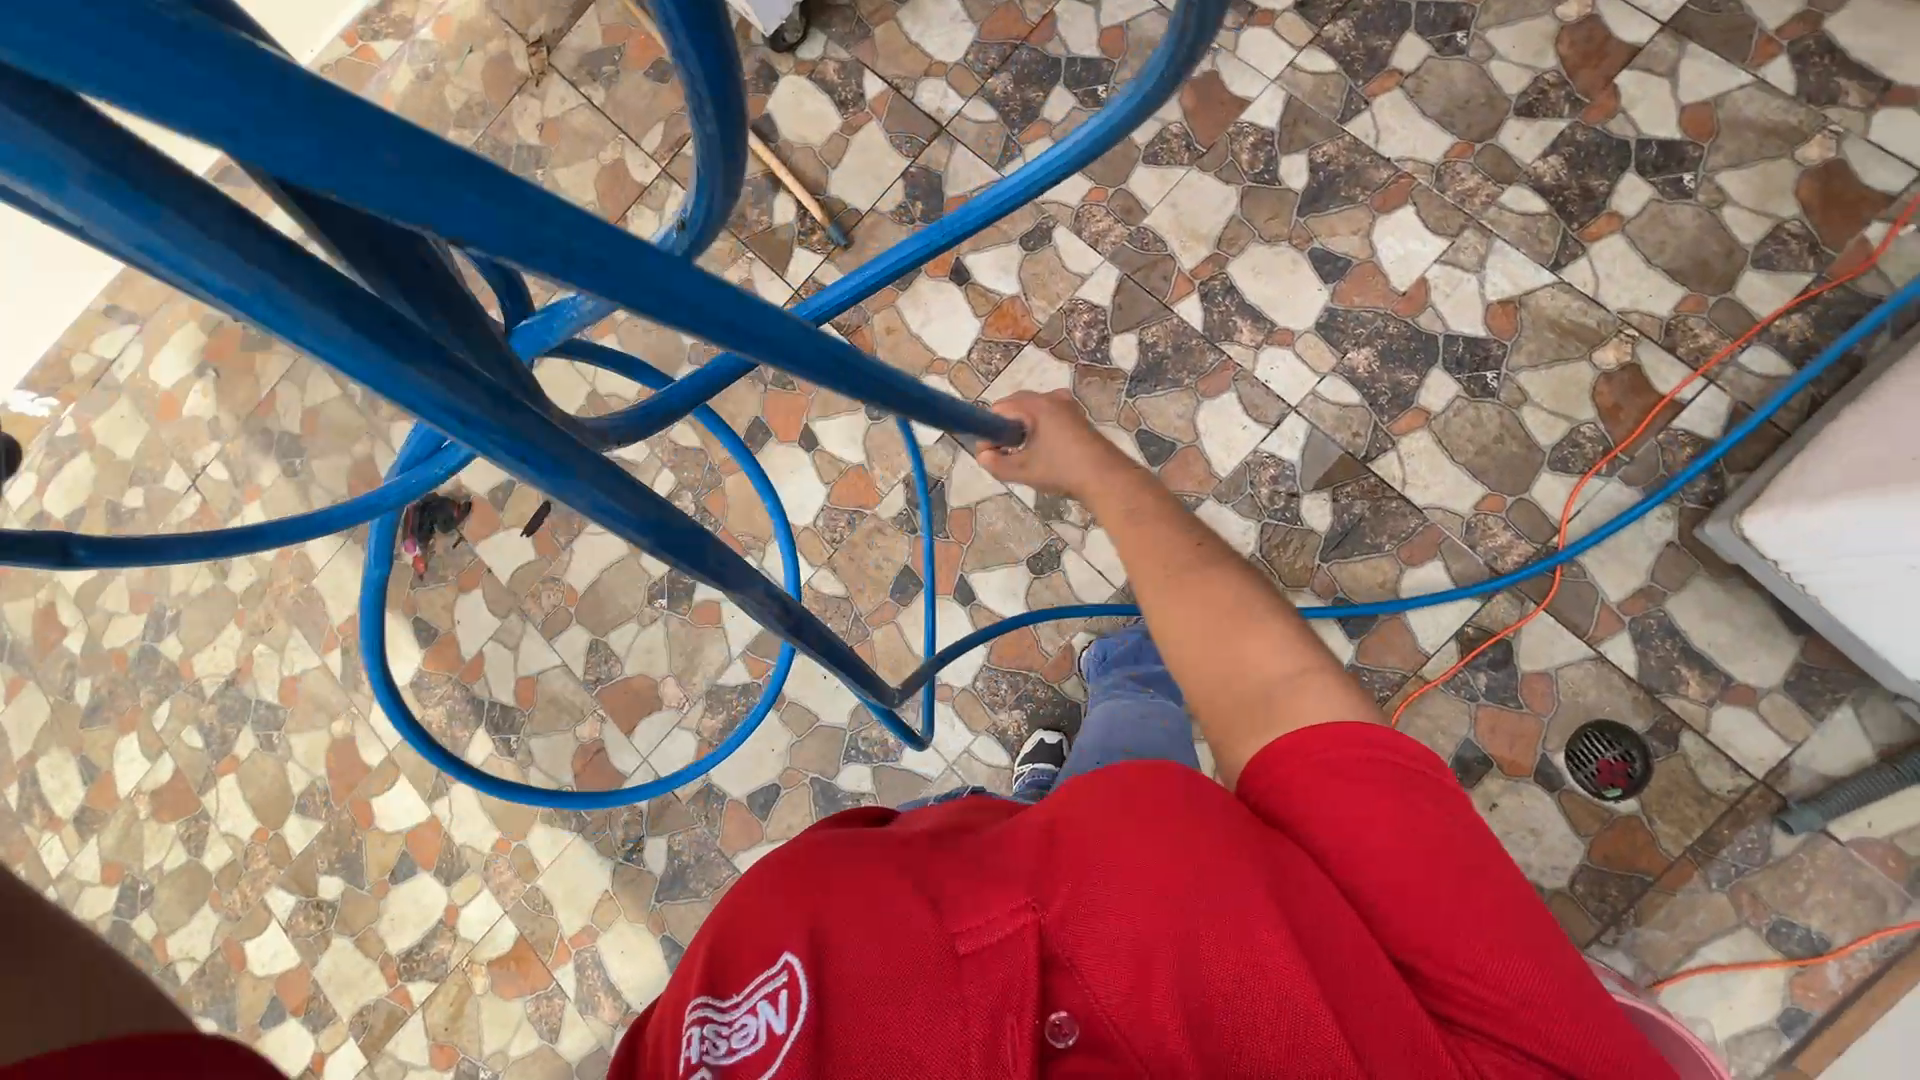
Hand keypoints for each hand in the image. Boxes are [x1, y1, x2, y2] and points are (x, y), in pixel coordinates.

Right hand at [975, 390, 1137, 498]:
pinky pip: (1048, 416)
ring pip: (1033, 411)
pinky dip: (1040, 429)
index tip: (994, 451)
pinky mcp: (1077, 416)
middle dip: (1007, 429)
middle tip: (1009, 455)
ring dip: (1024, 430)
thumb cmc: (1062, 471)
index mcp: (1036, 405)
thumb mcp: (1023, 471)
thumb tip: (983, 454)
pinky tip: (1046, 452)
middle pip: (1016, 406)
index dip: (991, 430)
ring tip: (1028, 456)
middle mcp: (1052, 397)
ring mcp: (1067, 405)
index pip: (999, 408)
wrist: (1105, 478)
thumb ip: (995, 463)